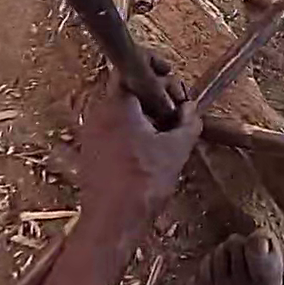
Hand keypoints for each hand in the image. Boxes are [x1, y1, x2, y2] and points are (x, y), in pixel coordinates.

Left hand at [76, 57, 201, 220]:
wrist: (112, 221)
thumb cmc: (142, 183)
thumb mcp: (176, 149)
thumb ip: (187, 123)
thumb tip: (191, 109)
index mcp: (117, 104)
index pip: (131, 64)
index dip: (154, 63)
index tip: (170, 73)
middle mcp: (99, 112)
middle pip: (130, 87)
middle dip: (157, 93)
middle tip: (178, 109)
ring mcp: (93, 131)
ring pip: (124, 108)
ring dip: (148, 112)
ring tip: (169, 130)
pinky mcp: (92, 149)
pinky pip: (116, 126)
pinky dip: (135, 127)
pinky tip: (153, 147)